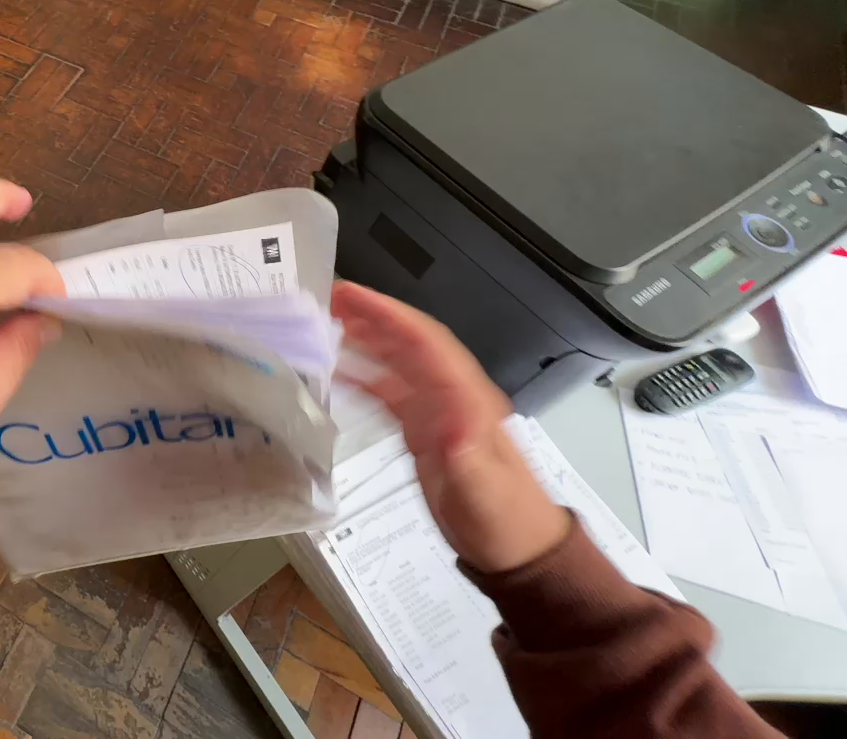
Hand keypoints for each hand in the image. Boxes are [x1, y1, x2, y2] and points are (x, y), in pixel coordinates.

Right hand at [331, 281, 568, 572]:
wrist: (517, 550)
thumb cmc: (503, 519)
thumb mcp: (484, 489)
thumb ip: (466, 453)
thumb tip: (450, 419)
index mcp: (468, 398)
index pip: (425, 341)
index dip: (388, 314)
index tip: (351, 296)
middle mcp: (452, 394)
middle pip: (410, 341)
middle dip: (373, 315)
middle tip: (329, 298)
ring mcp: (437, 409)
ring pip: (397, 359)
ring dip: (366, 337)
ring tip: (328, 321)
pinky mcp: (423, 427)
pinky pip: (389, 388)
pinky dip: (363, 374)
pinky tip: (337, 370)